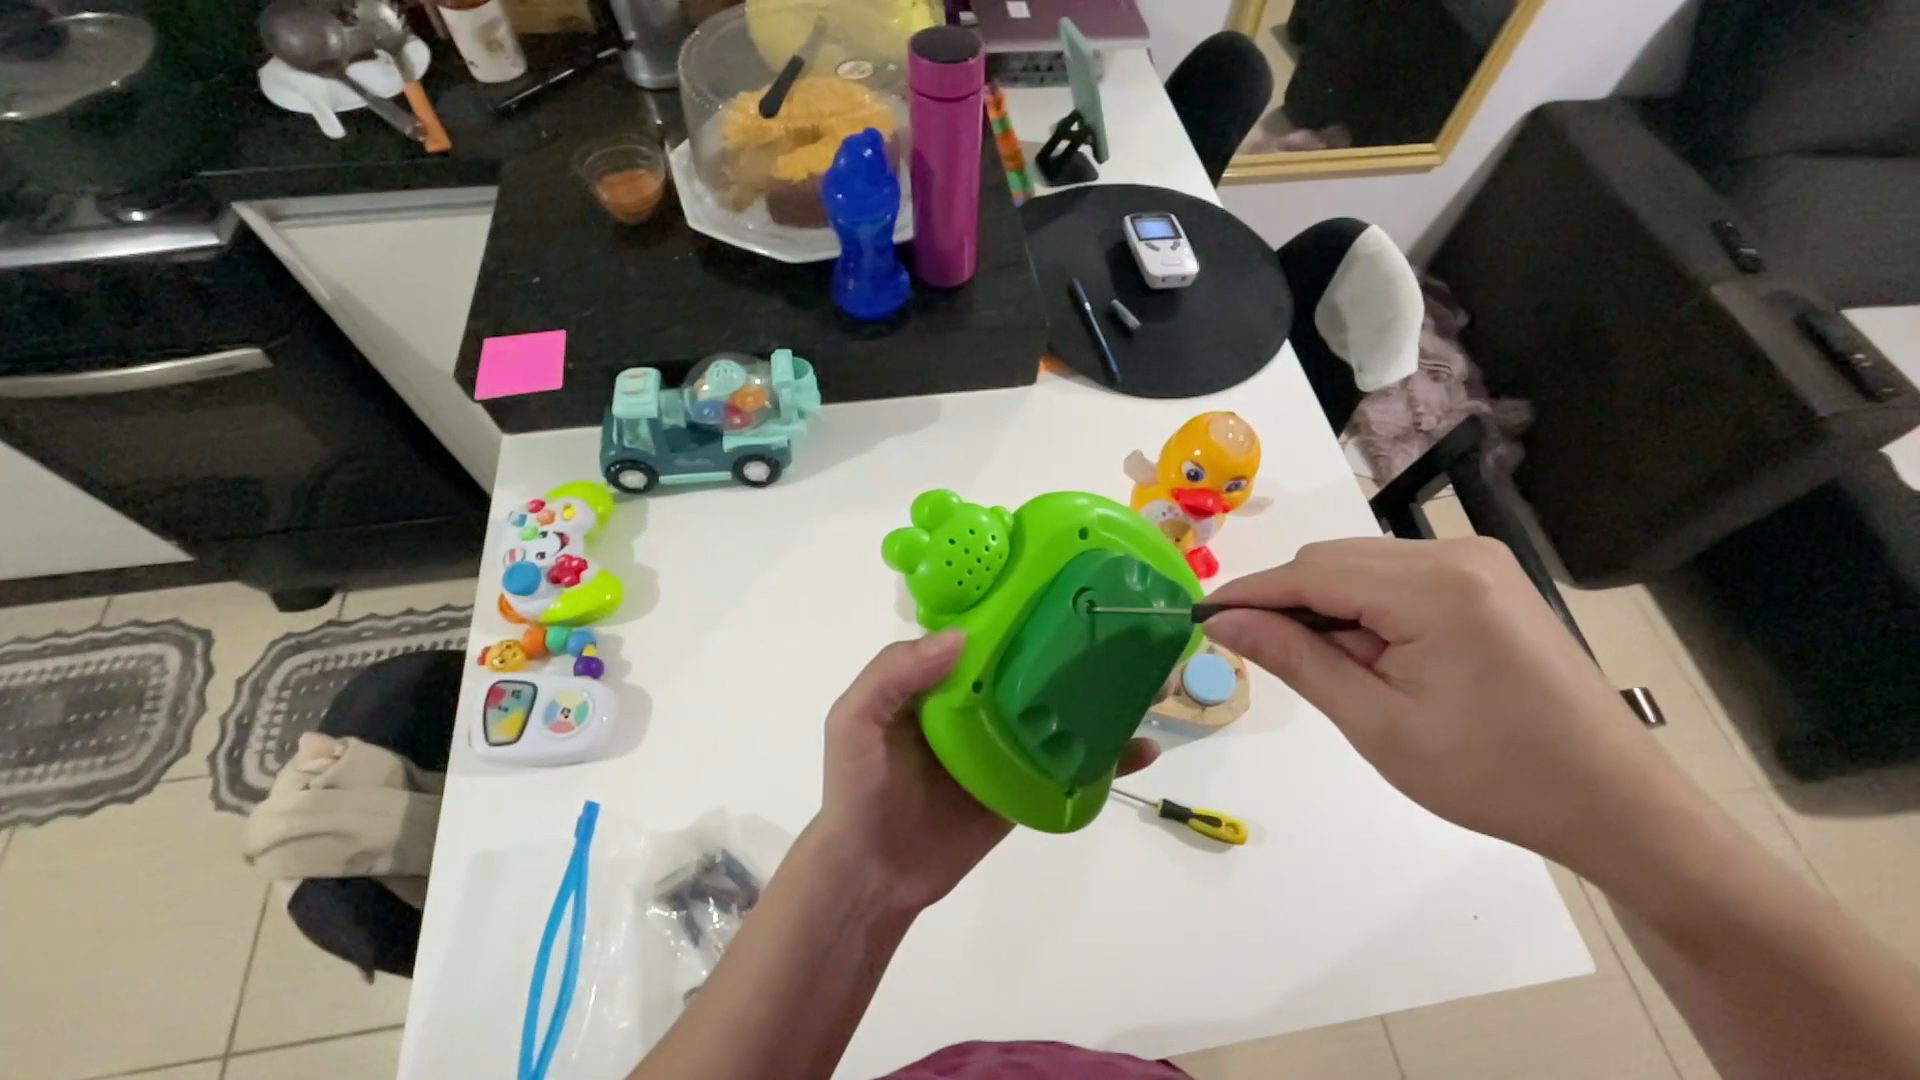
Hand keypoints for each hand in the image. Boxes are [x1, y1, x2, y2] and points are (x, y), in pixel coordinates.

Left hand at [815, 631, 1158, 912]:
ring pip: (1063, 710)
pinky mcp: (1030, 785)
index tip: (1066, 583)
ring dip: (1105, 696)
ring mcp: (1010, 744)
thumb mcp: (854, 721)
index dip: (1021, 608)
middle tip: (1128, 626)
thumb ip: (893, 673)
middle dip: (1079, 647)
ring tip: (1154, 681)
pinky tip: (1144, 748)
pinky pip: (1074, 765)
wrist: (875, 873)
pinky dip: (1111, 757)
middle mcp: (982, 703)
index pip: (988, 633)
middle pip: (1036, 666)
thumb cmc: (857, 788)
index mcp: (943, 679)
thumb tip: (961, 638)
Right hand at [1201, 537, 1692, 868]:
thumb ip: (1295, 659)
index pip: (1310, 572)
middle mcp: (1456, 554)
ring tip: (1337, 672)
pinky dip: (1365, 609)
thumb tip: (1223, 622)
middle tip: (1271, 662)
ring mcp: (1478, 562)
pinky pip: (1396, 577)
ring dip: (1328, 607)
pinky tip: (1373, 656)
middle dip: (1290, 604)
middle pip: (1334, 560)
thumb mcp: (1377, 723)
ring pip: (1361, 565)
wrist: (1612, 802)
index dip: (1249, 594)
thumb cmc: (1491, 775)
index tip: (1199, 620)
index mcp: (1434, 587)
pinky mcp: (1487, 579)